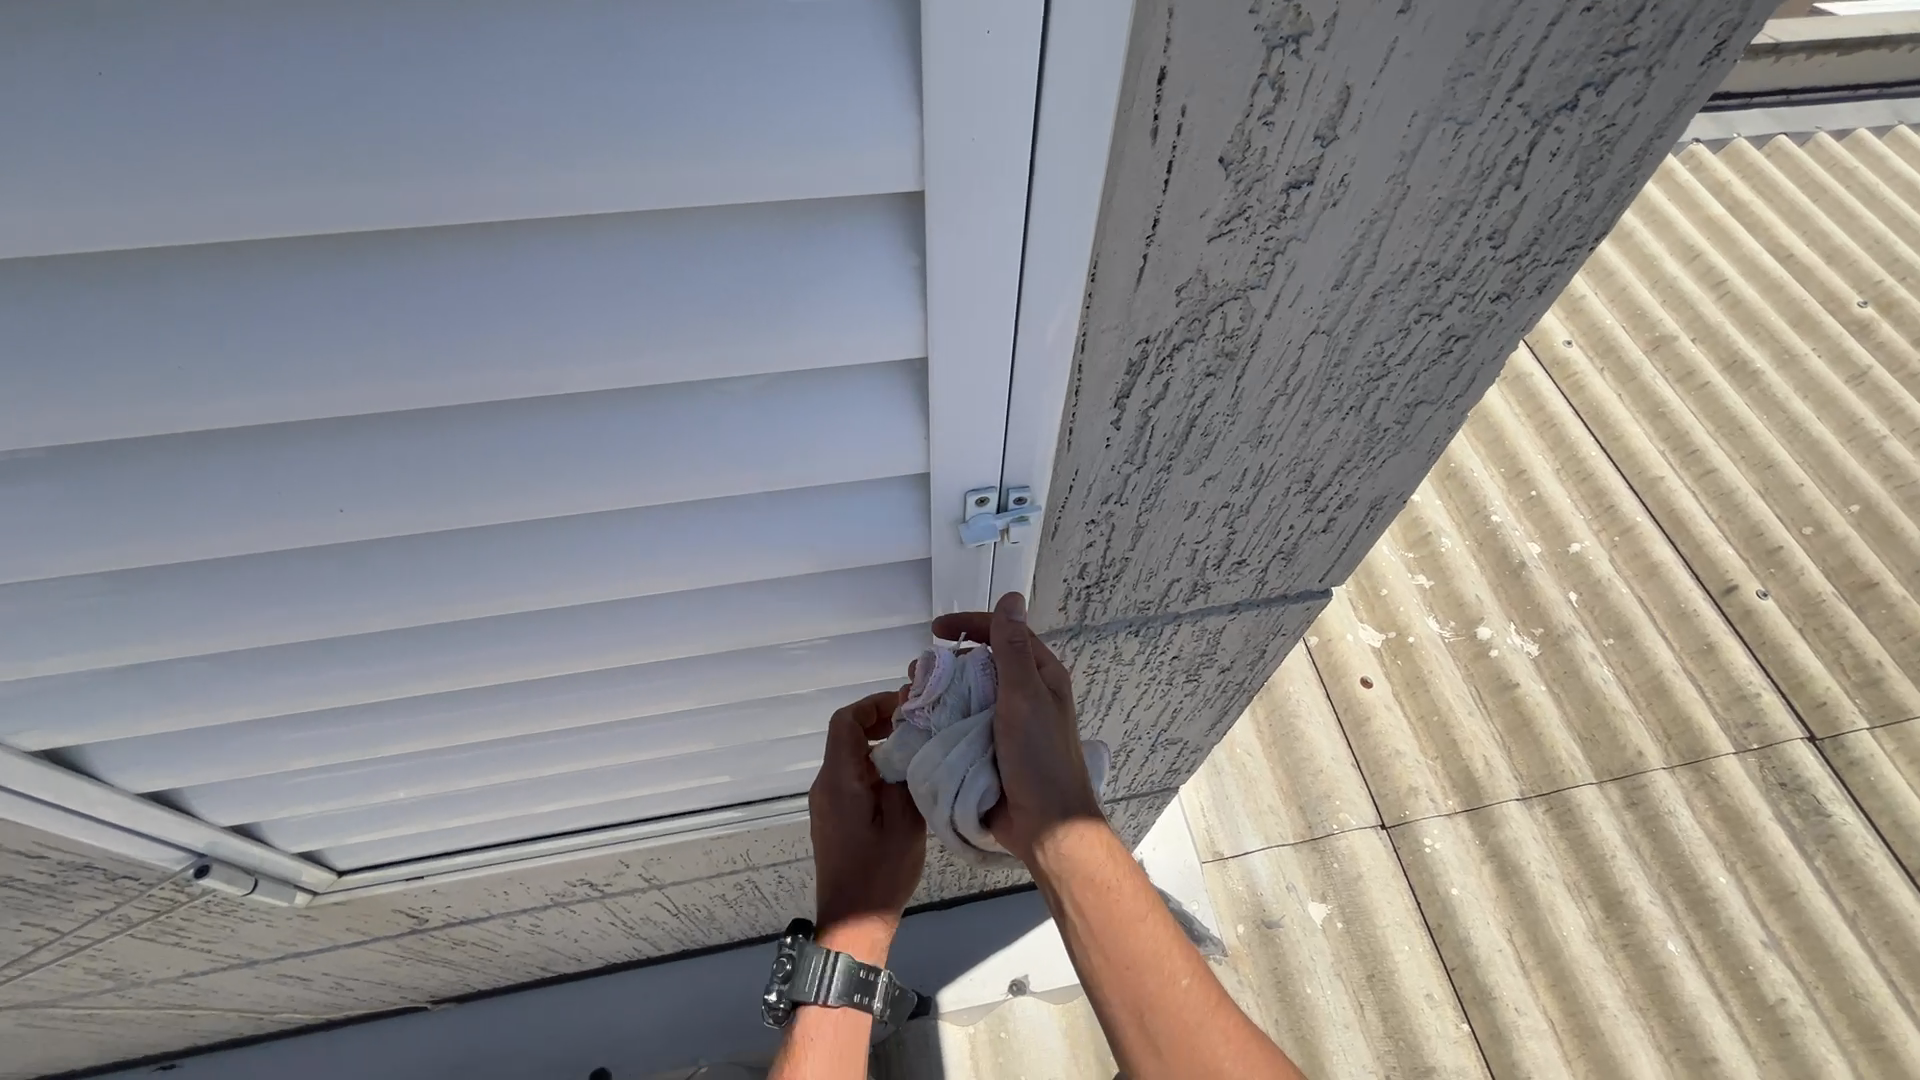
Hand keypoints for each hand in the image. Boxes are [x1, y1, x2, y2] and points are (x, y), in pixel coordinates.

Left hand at [808, 690, 925, 961]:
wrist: (852, 924)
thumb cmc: (879, 872)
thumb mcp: (904, 821)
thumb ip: (906, 773)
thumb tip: (912, 739)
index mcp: (838, 779)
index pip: (845, 721)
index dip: (873, 704)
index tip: (906, 706)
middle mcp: (826, 784)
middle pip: (846, 734)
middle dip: (881, 720)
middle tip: (918, 723)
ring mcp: (828, 801)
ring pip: (850, 755)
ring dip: (880, 743)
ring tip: (918, 746)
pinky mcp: (835, 816)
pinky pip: (852, 776)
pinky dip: (876, 765)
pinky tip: (905, 777)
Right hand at [932, 592, 1102, 865]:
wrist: (1045, 825)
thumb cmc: (1039, 757)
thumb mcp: (1024, 696)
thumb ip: (1012, 648)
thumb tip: (1012, 597)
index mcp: (1040, 676)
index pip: (1003, 633)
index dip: (970, 625)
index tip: (935, 630)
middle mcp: (1025, 694)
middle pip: (982, 663)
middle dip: (948, 662)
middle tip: (917, 672)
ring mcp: (1006, 723)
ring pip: (968, 694)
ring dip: (940, 691)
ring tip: (912, 698)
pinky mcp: (990, 748)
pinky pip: (962, 723)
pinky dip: (941, 718)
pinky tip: (919, 722)